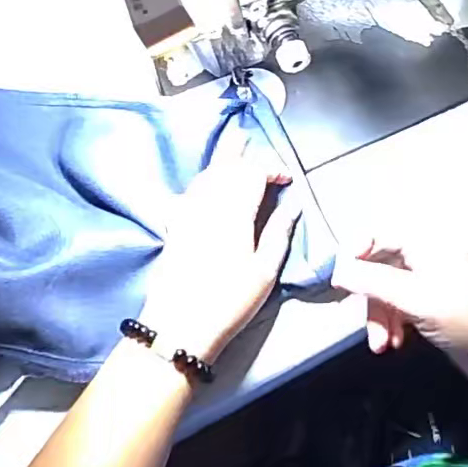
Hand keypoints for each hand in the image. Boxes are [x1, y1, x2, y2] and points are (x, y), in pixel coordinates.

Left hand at [138, 150, 299, 364]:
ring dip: (222, 161)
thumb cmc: (229, 301)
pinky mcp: (175, 226)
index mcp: (234, 212)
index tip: (286, 178)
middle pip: (226, 167)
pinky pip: (190, 190)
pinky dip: (203, 179)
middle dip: (242, 153)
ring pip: (206, 174)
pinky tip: (205, 182)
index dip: (271, 168)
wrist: (178, 326)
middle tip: (251, 140)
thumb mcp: (265, 271)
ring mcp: (188, 213)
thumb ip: (279, 233)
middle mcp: (208, 204)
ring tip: (233, 150)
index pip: (253, 173)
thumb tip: (292, 206)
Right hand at [330, 240, 467, 390]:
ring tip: (382, 345)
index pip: (379, 237)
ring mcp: (429, 285)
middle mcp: (425, 259)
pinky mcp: (432, 309)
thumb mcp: (415, 297)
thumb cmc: (466, 316)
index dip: (355, 254)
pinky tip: (394, 345)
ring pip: (388, 294)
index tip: (337, 279)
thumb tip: (337, 270)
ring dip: (380, 319)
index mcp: (425, 245)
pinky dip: (393, 326)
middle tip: (360, 321)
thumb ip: (374, 282)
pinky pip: (400, 310)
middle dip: (369, 298)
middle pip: (380, 269)